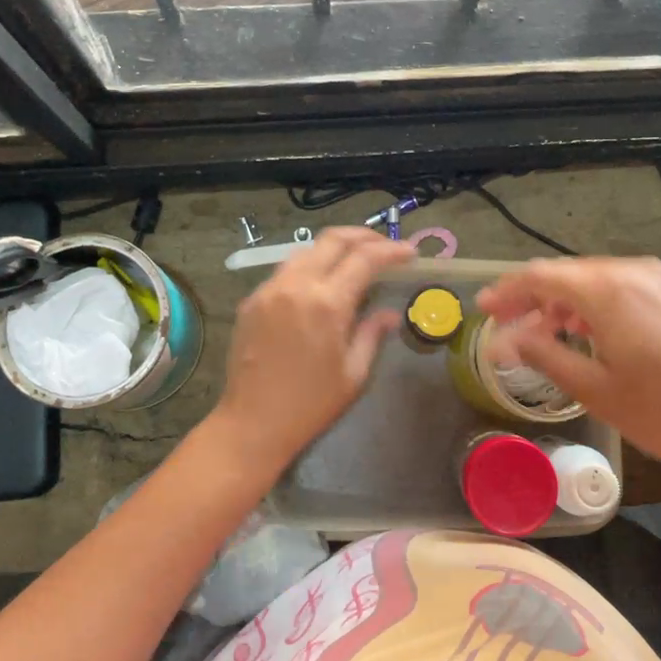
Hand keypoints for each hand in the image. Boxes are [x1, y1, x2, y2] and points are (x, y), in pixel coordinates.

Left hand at [211, 228, 414, 469]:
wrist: (252, 423)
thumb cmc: (310, 405)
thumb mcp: (354, 374)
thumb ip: (372, 334)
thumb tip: (390, 312)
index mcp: (326, 303)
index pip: (365, 259)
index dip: (391, 250)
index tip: (410, 253)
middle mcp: (296, 285)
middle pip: (332, 240)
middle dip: (363, 236)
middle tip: (384, 246)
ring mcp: (269, 290)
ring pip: (305, 250)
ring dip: (333, 248)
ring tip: (354, 261)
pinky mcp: (251, 301)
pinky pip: (284, 271)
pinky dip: (308, 267)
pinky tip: (319, 285)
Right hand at [476, 257, 660, 491]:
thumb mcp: (594, 390)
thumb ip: (543, 355)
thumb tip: (503, 341)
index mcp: (609, 290)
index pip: (542, 276)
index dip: (508, 291)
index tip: (483, 309)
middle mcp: (638, 272)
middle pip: (572, 274)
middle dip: (536, 298)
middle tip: (510, 325)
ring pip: (602, 280)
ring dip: (570, 302)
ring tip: (549, 332)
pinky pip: (632, 288)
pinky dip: (603, 305)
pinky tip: (598, 332)